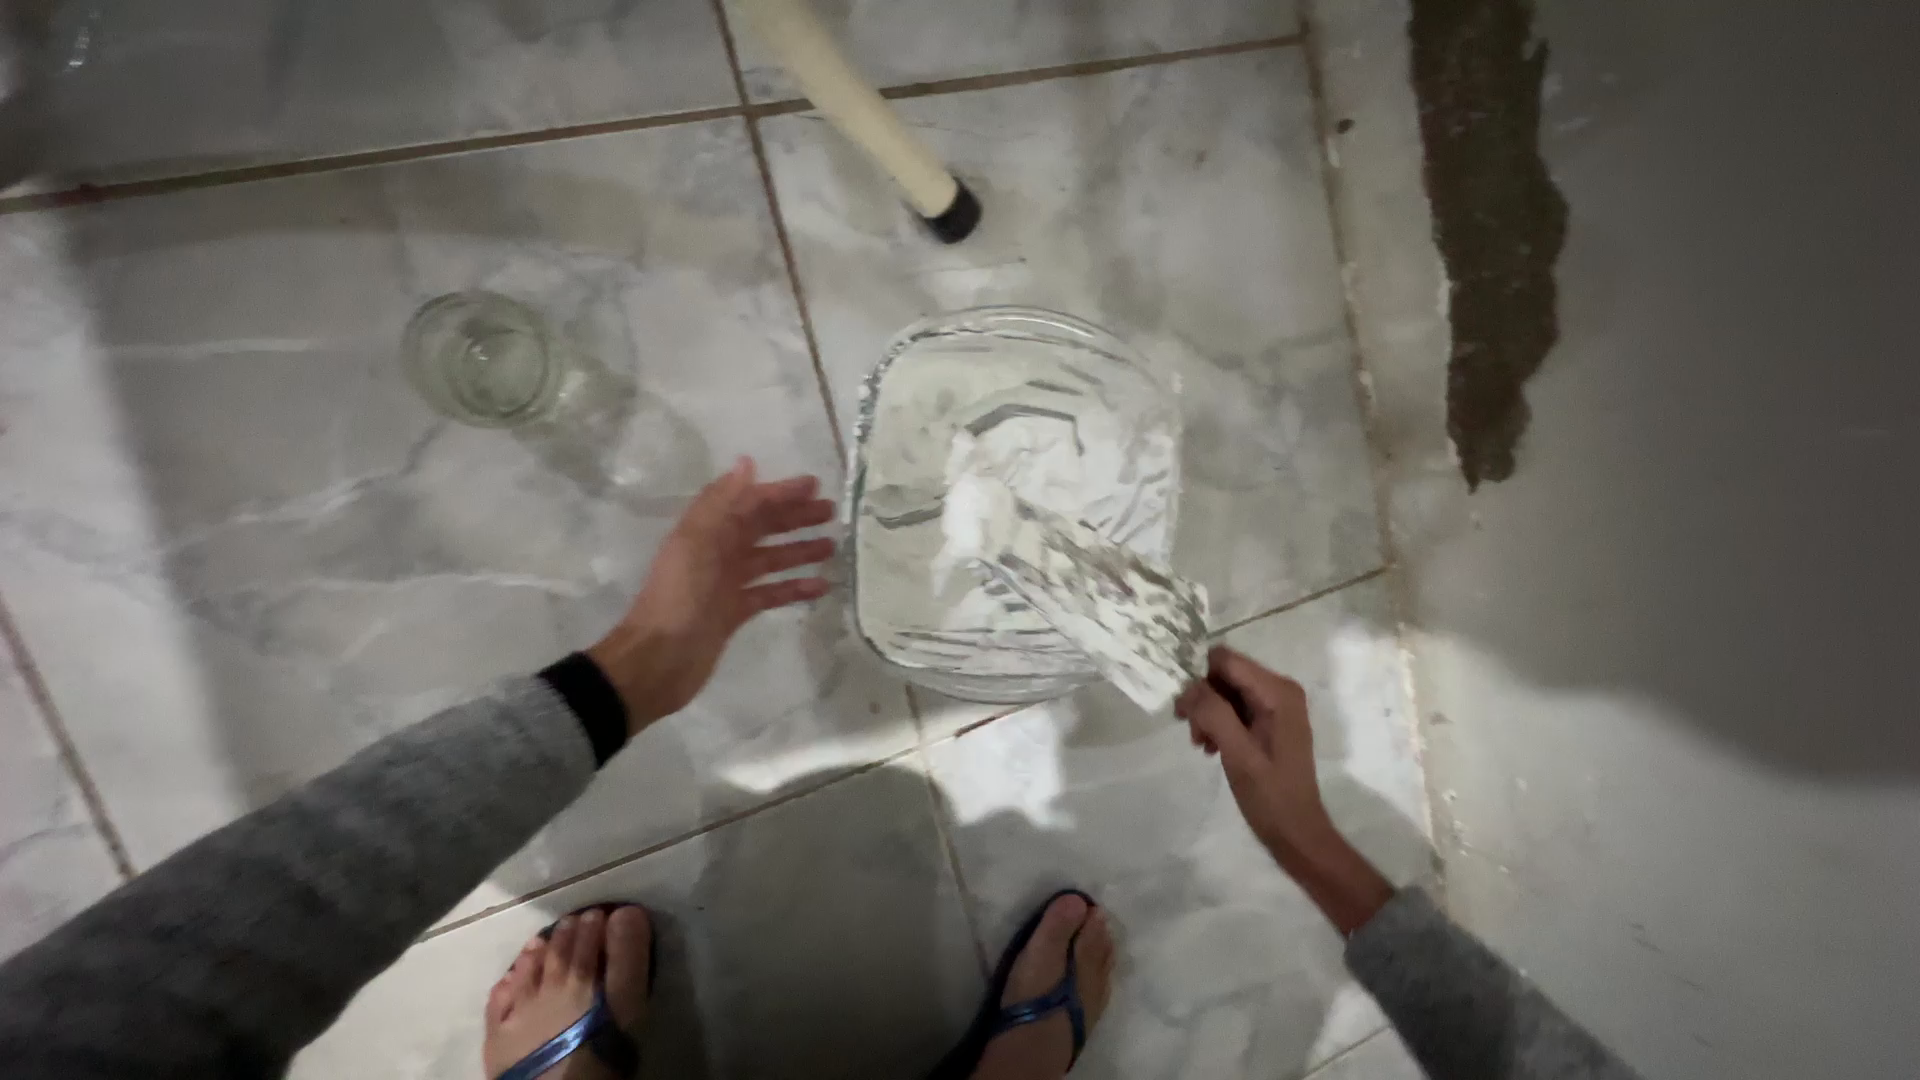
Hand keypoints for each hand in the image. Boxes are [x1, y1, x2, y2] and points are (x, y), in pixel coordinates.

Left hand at [587, 457, 835, 732]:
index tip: (814, 485)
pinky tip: (821, 586)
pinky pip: (771, 593)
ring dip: (799, 550)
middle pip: (761, 527)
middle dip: (795, 518)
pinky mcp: (736, 612)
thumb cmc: (678, 598)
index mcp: (705, 532)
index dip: (780, 492)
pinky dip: (794, 587)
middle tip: (831, 512)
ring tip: (832, 546)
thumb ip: (721, 503)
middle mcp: (717, 552)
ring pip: (770, 559)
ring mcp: (727, 583)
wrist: (658, 660)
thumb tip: (747, 463)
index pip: (748, 502)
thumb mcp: (695, 544)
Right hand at [1176, 646, 1393, 934]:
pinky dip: (1217, 721)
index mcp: (1277, 692)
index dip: (1199, 676)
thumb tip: (1188, 685)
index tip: (1183, 707)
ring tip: (1201, 743)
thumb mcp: (1238, 753)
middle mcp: (1279, 689)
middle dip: (1202, 697)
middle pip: (1224, 673)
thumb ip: (1214, 713)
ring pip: (1224, 690)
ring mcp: (1275, 704)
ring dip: (1206, 712)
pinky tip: (1211, 745)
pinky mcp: (1269, 719)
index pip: (1225, 659)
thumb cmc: (1270, 795)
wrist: (1297, 832)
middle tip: (1191, 731)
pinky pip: (1233, 705)